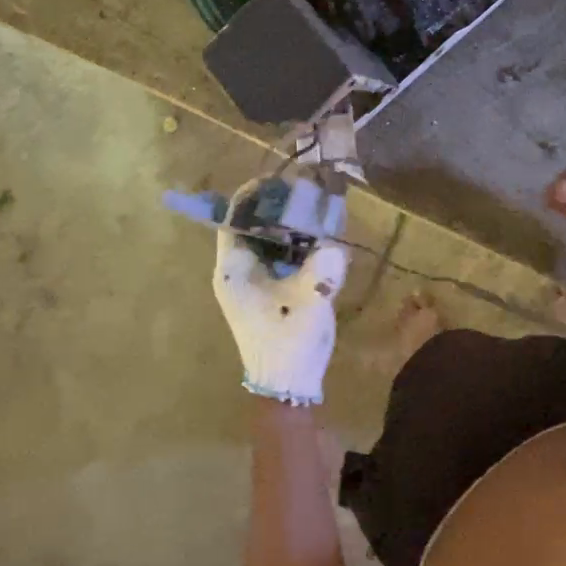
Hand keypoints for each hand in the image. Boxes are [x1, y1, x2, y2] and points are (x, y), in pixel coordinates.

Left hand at [213, 179, 349, 405]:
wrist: (287, 386)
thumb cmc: (288, 342)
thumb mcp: (309, 301)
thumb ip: (321, 267)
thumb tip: (333, 244)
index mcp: (233, 270)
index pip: (233, 219)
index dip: (252, 196)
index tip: (277, 180)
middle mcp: (237, 272)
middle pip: (251, 226)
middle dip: (276, 208)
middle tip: (305, 192)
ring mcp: (251, 283)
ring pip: (266, 241)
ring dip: (288, 227)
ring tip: (315, 210)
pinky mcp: (267, 292)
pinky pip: (278, 258)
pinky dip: (294, 246)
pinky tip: (318, 239)